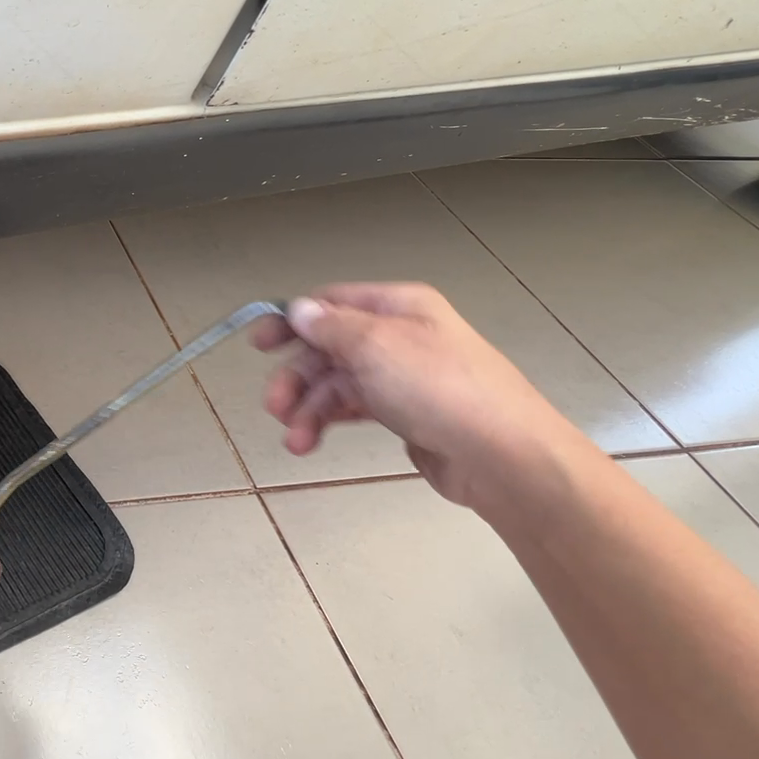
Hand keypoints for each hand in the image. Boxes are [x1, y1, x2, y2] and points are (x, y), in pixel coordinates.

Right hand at [253, 282, 580, 507]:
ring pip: (333, 383)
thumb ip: (329, 326)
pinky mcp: (401, 412)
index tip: (258, 346)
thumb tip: (298, 309)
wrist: (500, 455)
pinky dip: (325, 423)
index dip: (290, 321)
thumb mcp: (375, 346)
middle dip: (294, 378)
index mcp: (396, 308)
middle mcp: (397, 336)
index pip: (330, 303)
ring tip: (295, 440)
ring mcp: (399, 375)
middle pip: (325, 348)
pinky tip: (308, 443)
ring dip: (305, 409)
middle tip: (273, 408)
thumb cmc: (437, 388)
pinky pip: (350, 409)